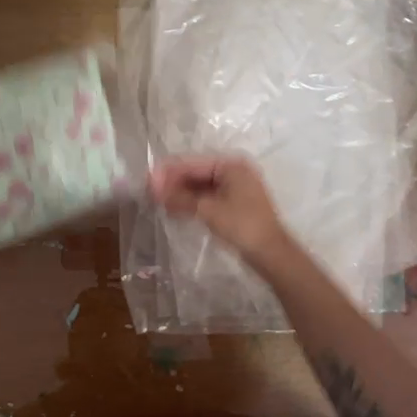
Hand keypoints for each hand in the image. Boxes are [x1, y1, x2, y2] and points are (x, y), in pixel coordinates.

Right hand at [150, 156, 291, 263]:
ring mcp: (236, 188)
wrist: (270, 253)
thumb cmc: (242, 226)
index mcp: (231, 165)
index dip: (168, 172)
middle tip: (148, 193)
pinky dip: (192, 203)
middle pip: (196, 173)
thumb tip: (151, 186)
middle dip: (173, 183)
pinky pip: (207, 198)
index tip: (145, 180)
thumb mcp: (207, 210)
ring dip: (180, 194)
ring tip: (157, 202)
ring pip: (200, 187)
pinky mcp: (235, 204)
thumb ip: (179, 197)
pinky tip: (175, 210)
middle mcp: (234, 171)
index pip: (192, 163)